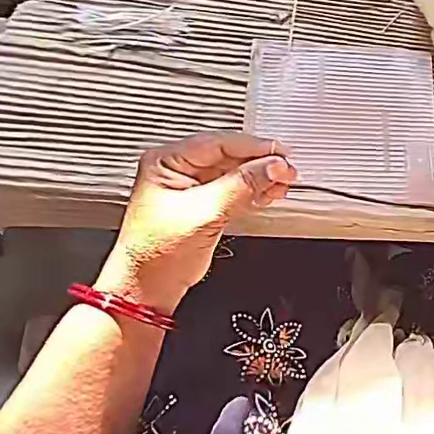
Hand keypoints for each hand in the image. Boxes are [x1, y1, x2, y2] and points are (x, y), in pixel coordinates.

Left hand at [97, 133, 297, 308]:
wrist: (147, 291)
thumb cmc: (154, 255)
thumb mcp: (204, 213)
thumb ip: (241, 186)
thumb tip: (272, 166)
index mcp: (167, 161)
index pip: (219, 143)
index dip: (253, 147)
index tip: (279, 155)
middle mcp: (178, 169)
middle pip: (230, 155)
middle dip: (261, 162)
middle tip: (286, 169)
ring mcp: (192, 186)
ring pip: (236, 171)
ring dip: (261, 176)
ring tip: (283, 181)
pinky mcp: (205, 203)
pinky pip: (236, 187)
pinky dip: (255, 189)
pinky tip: (269, 192)